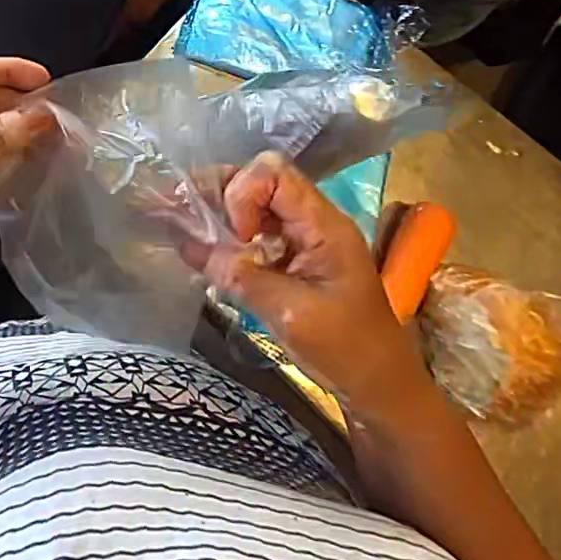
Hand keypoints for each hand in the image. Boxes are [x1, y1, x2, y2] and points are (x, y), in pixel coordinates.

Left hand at [0, 57, 55, 276]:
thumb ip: (1, 134)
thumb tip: (44, 114)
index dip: (11, 69)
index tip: (46, 79)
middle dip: (24, 99)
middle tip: (61, 110)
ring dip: (26, 124)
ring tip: (60, 128)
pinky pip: (1, 148)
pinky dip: (22, 146)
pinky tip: (46, 149)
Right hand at [199, 152, 422, 403]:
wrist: (379, 386)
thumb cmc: (347, 350)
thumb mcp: (291, 316)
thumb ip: (241, 277)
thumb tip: (188, 245)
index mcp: (322, 224)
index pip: (274, 174)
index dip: (244, 194)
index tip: (239, 237)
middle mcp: (309, 220)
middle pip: (259, 179)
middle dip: (219, 192)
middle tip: (185, 213)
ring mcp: (299, 236)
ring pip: (251, 201)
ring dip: (217, 211)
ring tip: (182, 222)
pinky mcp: (289, 255)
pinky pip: (251, 229)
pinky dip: (223, 233)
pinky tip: (198, 246)